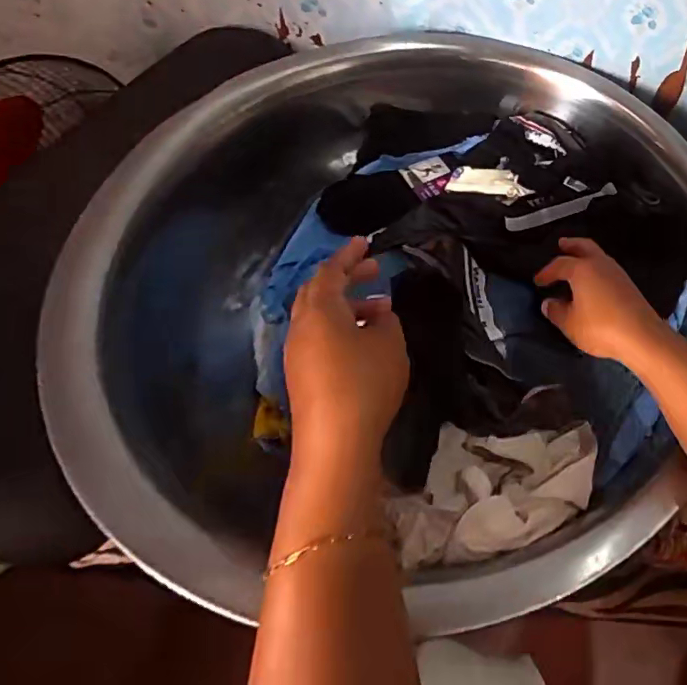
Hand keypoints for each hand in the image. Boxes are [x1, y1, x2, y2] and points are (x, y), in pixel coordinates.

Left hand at [285, 237, 408, 467]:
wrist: (335, 445)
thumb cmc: (365, 382)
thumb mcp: (389, 343)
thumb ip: (385, 320)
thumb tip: (376, 315)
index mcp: (319, 310)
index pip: (331, 271)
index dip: (349, 255)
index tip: (365, 242)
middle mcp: (300, 327)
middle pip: (318, 291)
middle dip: (346, 278)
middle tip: (375, 270)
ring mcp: (296, 354)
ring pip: (319, 316)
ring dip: (346, 305)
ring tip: (380, 309)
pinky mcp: (301, 376)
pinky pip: (318, 337)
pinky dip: (340, 327)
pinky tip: (365, 339)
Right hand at [533, 237, 673, 365]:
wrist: (642, 335)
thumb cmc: (601, 327)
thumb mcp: (571, 324)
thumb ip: (556, 311)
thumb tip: (548, 303)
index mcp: (582, 269)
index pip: (559, 264)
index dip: (546, 272)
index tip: (538, 280)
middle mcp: (600, 264)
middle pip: (583, 246)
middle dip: (571, 245)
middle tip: (561, 244)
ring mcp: (617, 272)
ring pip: (597, 255)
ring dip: (585, 255)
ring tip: (575, 263)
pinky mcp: (628, 283)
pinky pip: (606, 267)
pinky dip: (595, 267)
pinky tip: (592, 281)